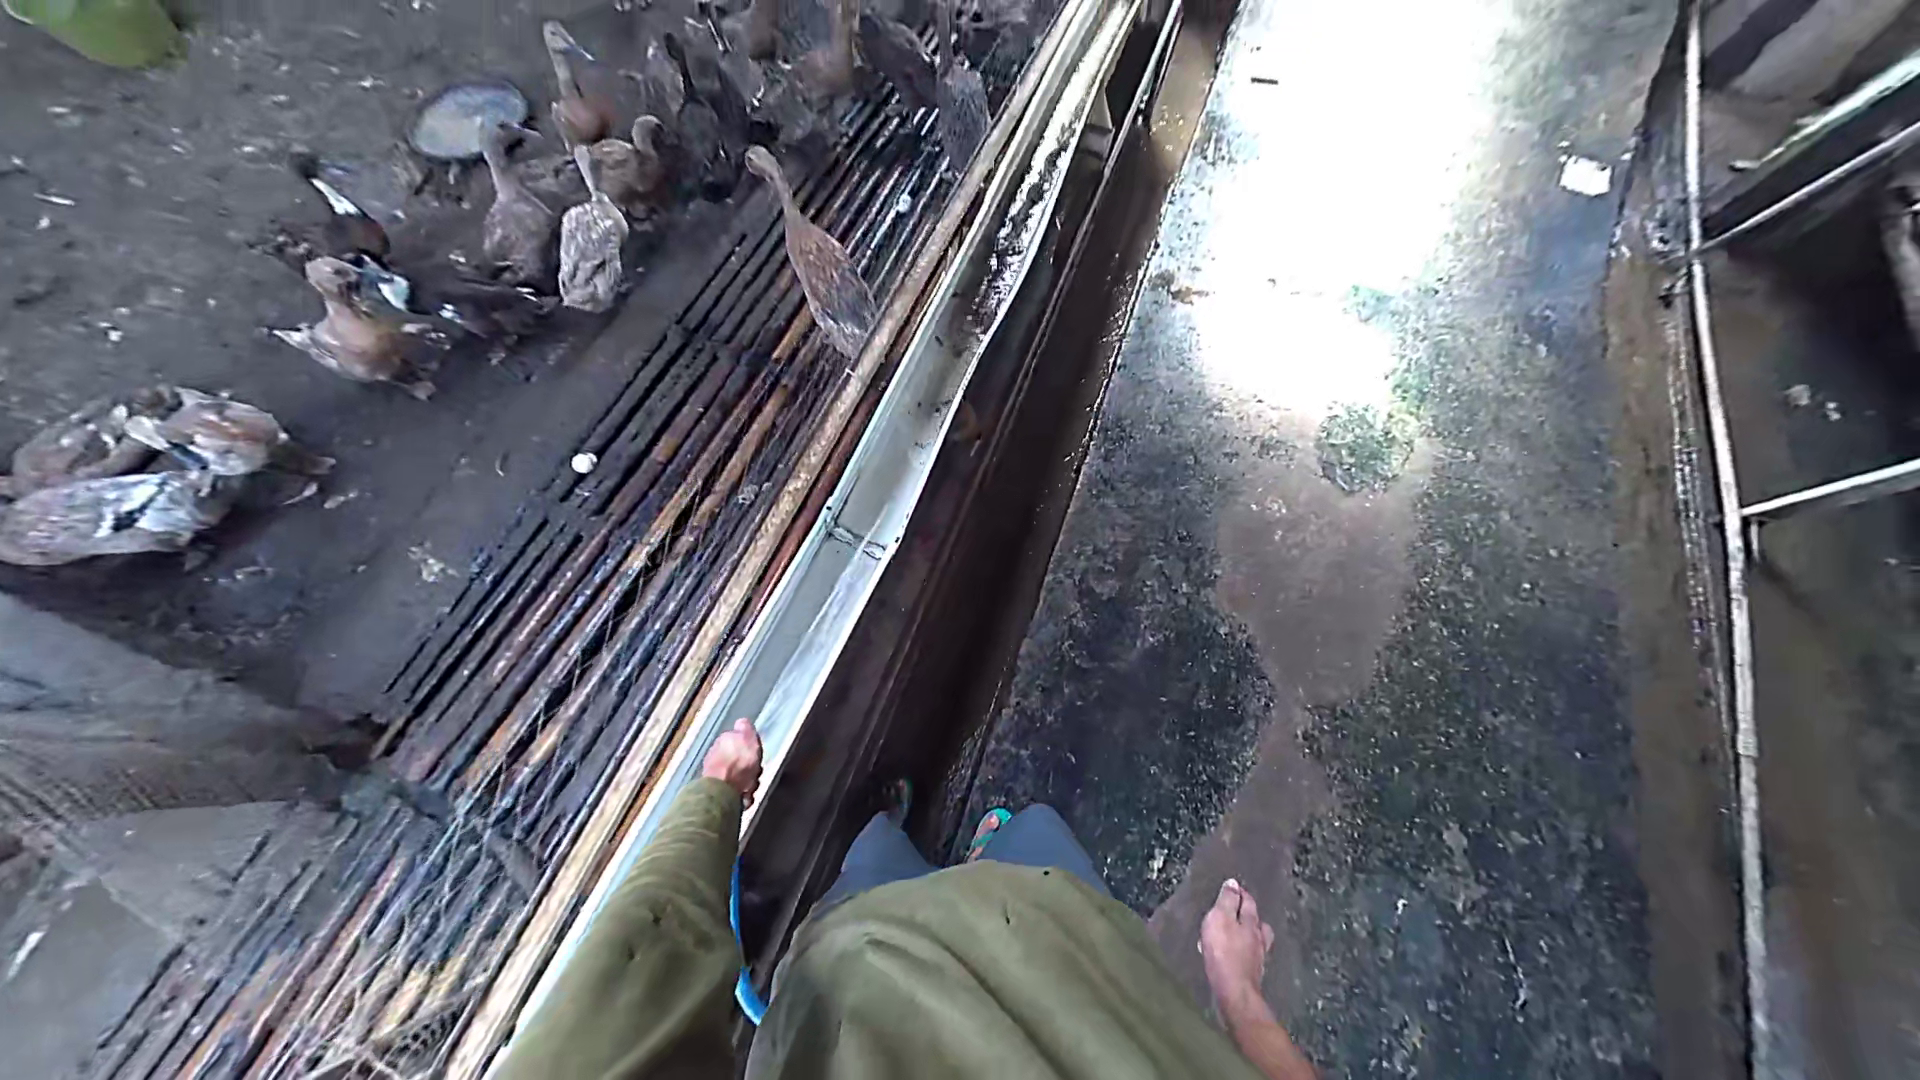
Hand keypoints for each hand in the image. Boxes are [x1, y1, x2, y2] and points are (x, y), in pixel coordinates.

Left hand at [701, 717, 762, 807]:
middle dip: (750, 768)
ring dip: (747, 782)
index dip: (751, 749)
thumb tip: (741, 721)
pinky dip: (740, 794)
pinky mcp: (716, 790)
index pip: (739, 741)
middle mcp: (716, 755)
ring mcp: (714, 773)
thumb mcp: (747, 736)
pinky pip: (734, 791)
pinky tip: (745, 796)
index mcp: (724, 740)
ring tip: (750, 787)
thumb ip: (745, 728)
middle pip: (739, 760)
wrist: (724, 789)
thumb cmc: (739, 763)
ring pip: (738, 776)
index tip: (757, 755)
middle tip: (755, 773)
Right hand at [1200, 878, 1274, 1012]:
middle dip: (1249, 914)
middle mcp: (1258, 939)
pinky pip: (1248, 955)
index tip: (1234, 887)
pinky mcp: (1252, 974)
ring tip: (1237, 933)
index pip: (1248, 902)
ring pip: (1255, 940)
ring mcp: (1257, 958)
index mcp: (1250, 923)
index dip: (1241, 893)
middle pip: (1257, 922)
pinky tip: (1233, 954)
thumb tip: (1233, 884)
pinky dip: (1241, 950)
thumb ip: (1226, 901)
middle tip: (1238, 909)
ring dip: (1247, 934)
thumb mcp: (1220, 917)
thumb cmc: (1224, 950)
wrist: (1234, 991)